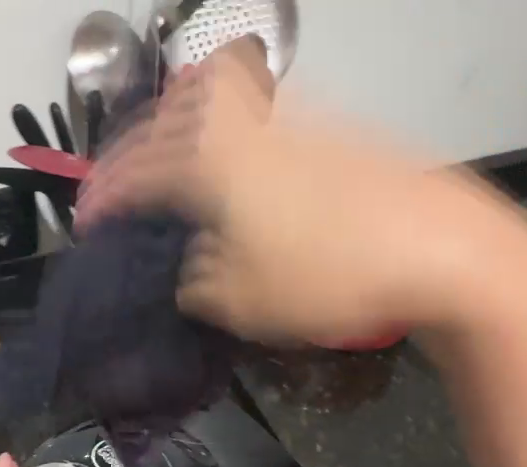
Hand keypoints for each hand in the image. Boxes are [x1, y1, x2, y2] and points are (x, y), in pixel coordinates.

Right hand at [79, 38, 523, 344]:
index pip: (138, 171)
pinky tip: (231, 168)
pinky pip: (254, 120)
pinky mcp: (330, 128)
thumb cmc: (326, 276)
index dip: (106, 197)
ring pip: (214, 107)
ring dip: (177, 133)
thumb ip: (196, 283)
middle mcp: (245, 123)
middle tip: (120, 187)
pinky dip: (223, 137)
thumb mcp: (239, 300)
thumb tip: (190, 271)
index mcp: (210, 160)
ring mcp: (292, 118)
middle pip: (169, 120)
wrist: (439, 248)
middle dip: (134, 153)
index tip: (88, 223)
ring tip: (166, 169)